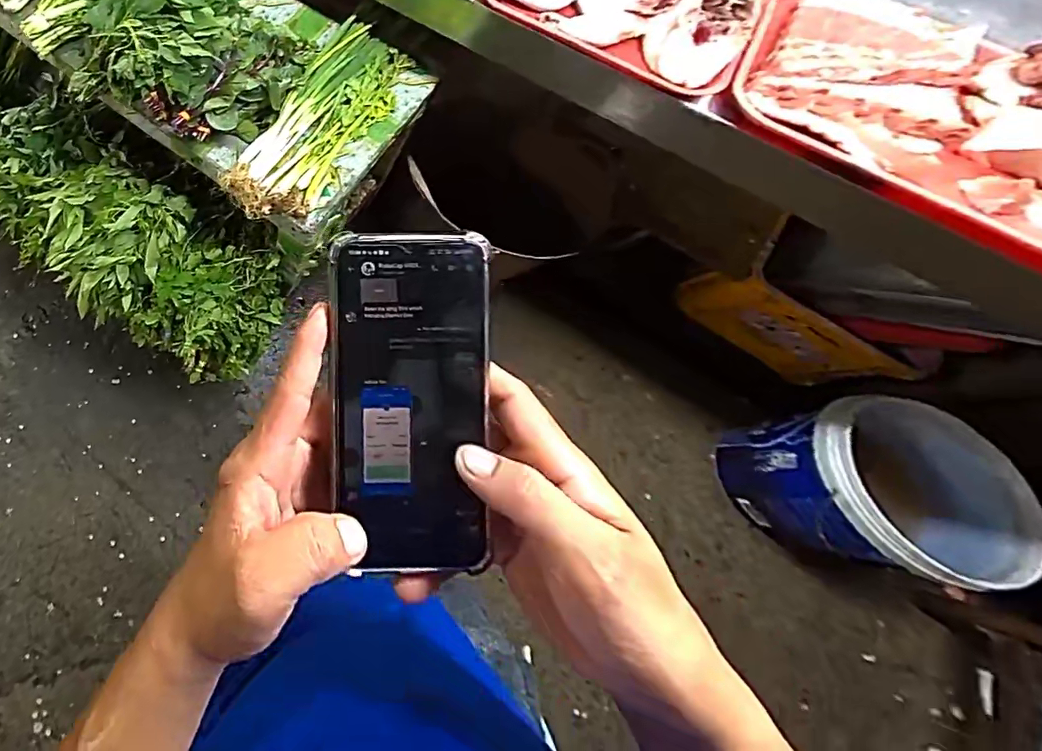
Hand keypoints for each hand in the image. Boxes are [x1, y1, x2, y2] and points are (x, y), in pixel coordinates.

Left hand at [149, 306, 365, 666]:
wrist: (207, 631)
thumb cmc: (220, 599)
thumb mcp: (260, 577)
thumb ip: (306, 551)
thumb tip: (356, 527)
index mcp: (258, 464)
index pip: (286, 398)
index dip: (305, 354)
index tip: (323, 315)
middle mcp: (275, 465)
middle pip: (318, 416)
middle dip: (354, 391)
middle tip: (397, 368)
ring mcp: (289, 486)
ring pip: (333, 447)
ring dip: (365, 436)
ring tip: (408, 420)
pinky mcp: (302, 510)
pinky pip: (339, 480)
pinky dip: (364, 475)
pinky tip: (392, 480)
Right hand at [406, 365, 789, 748]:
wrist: (650, 682)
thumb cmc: (642, 613)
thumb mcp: (587, 548)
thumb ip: (528, 497)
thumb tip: (468, 455)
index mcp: (560, 469)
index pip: (514, 404)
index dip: (479, 374)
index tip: (435, 358)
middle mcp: (533, 483)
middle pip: (476, 438)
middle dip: (436, 428)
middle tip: (390, 428)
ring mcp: (516, 516)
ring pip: (459, 486)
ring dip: (427, 493)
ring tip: (392, 500)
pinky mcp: (504, 548)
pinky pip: (458, 534)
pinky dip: (435, 548)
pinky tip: (418, 566)